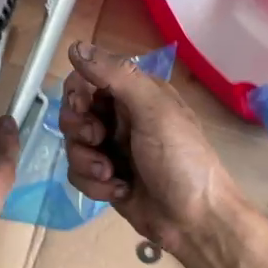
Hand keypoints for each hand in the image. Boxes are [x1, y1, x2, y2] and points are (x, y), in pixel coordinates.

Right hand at [59, 42, 228, 251]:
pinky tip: (119, 191)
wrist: (194, 220)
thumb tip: (75, 46)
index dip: (78, 93)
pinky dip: (94, 184)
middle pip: (74, 113)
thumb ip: (115, 76)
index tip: (83, 107)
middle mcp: (122, 119)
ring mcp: (113, 150)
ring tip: (111, 173)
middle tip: (98, 139)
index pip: (89, 79)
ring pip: (73, 145)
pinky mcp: (106, 180)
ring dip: (86, 161)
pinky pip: (79, 174)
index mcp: (137, 95)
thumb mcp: (153, 110)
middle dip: (79, 129)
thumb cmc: (180, 159)